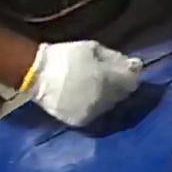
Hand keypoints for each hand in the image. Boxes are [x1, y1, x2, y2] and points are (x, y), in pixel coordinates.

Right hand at [23, 41, 142, 126]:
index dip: (132, 76)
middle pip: (122, 96)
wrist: (38, 75)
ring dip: (108, 98)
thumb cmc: (66, 57)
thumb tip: (133, 65)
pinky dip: (95, 107)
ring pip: (109, 107)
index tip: (130, 70)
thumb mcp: (93, 49)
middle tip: (112, 78)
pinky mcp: (81, 122)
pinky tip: (87, 98)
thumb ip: (115, 59)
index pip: (131, 82)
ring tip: (96, 88)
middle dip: (120, 87)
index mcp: (108, 80)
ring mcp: (92, 113)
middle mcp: (103, 100)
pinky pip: (95, 114)